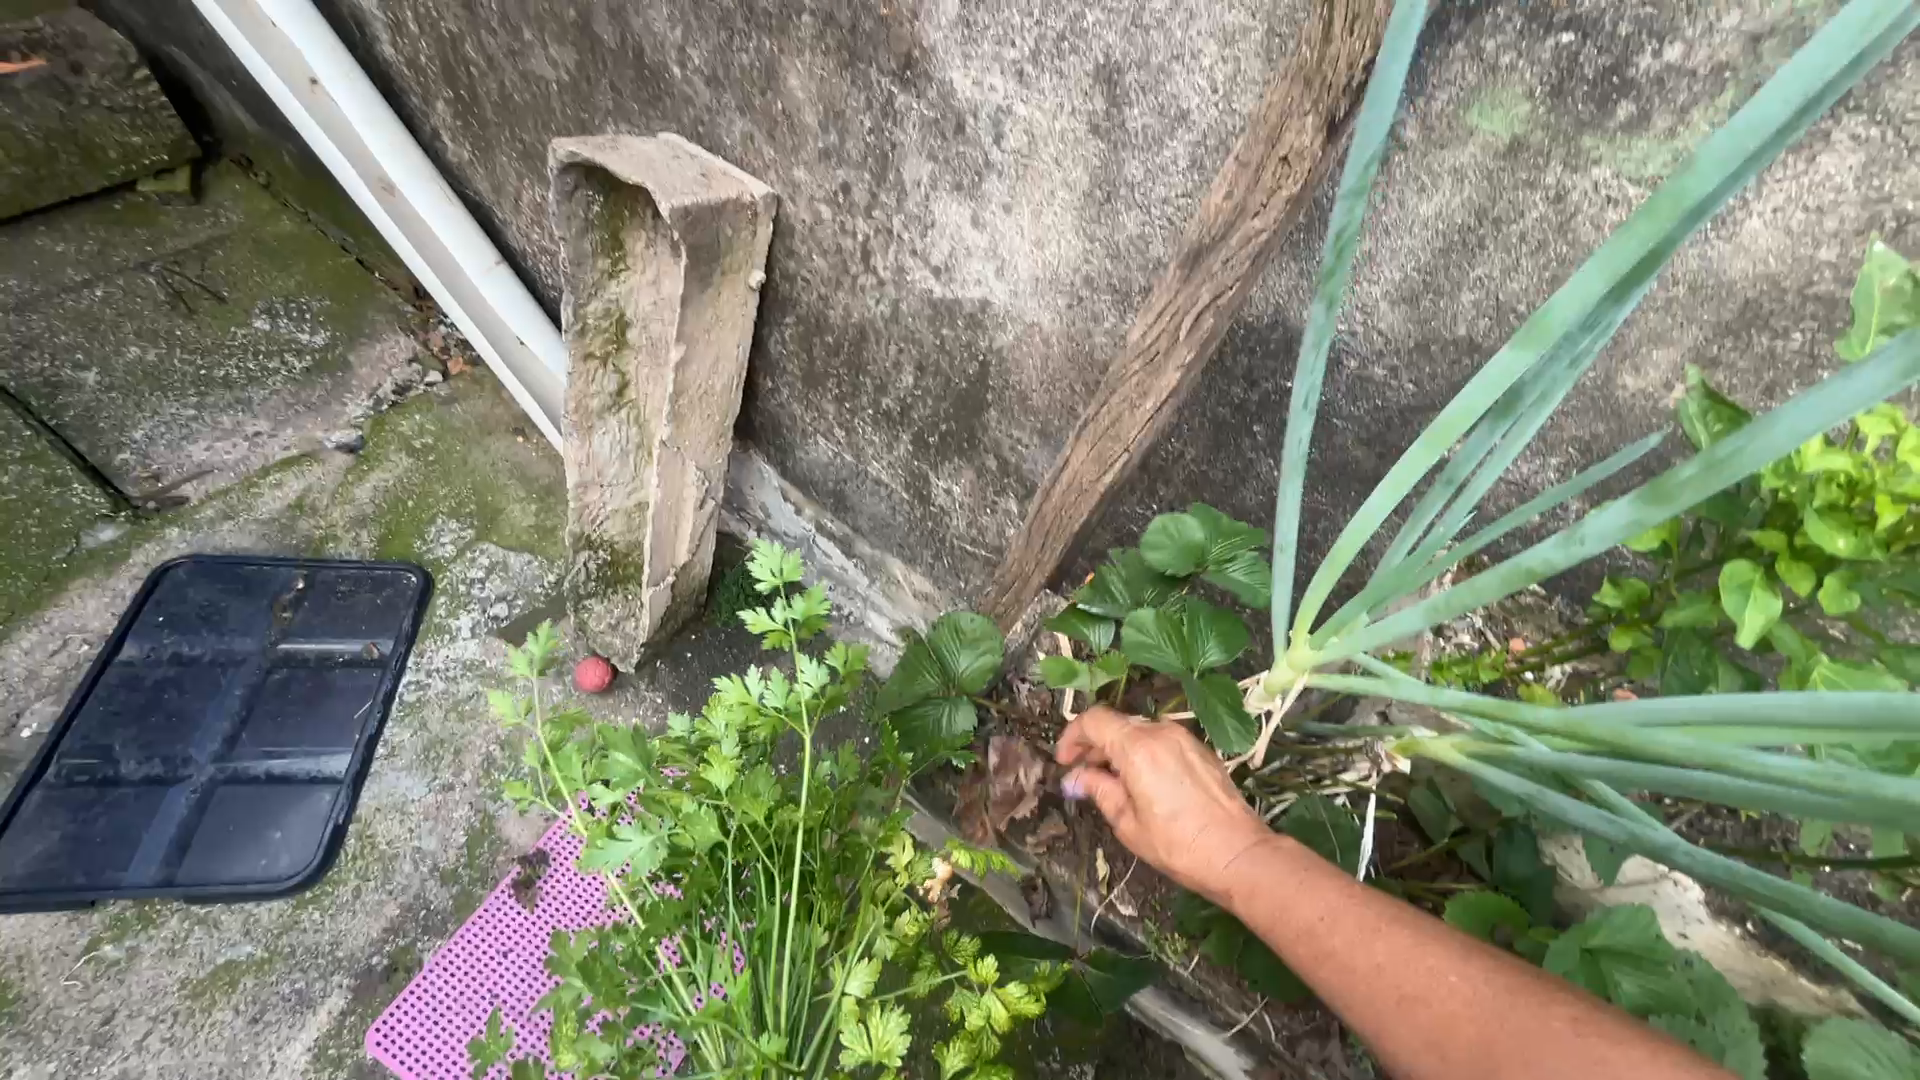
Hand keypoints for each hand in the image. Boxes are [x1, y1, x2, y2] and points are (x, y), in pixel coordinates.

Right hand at [1055, 706, 1277, 904]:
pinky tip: (1141, 782)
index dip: (1072, 736)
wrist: (1238, 854)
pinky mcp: (1199, 749)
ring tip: (1110, 781)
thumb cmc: (1177, 844)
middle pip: (1116, 724)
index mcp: (1137, 746)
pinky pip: (1160, 740)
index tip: (1064, 761)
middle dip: (1093, 745)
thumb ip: (1098, 790)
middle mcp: (1160, 732)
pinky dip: (1142, 753)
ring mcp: (1183, 738)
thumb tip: (1075, 778)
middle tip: (1081, 773)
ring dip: (1118, 749)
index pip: (1094, 720)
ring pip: (1138, 731)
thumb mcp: (1128, 822)